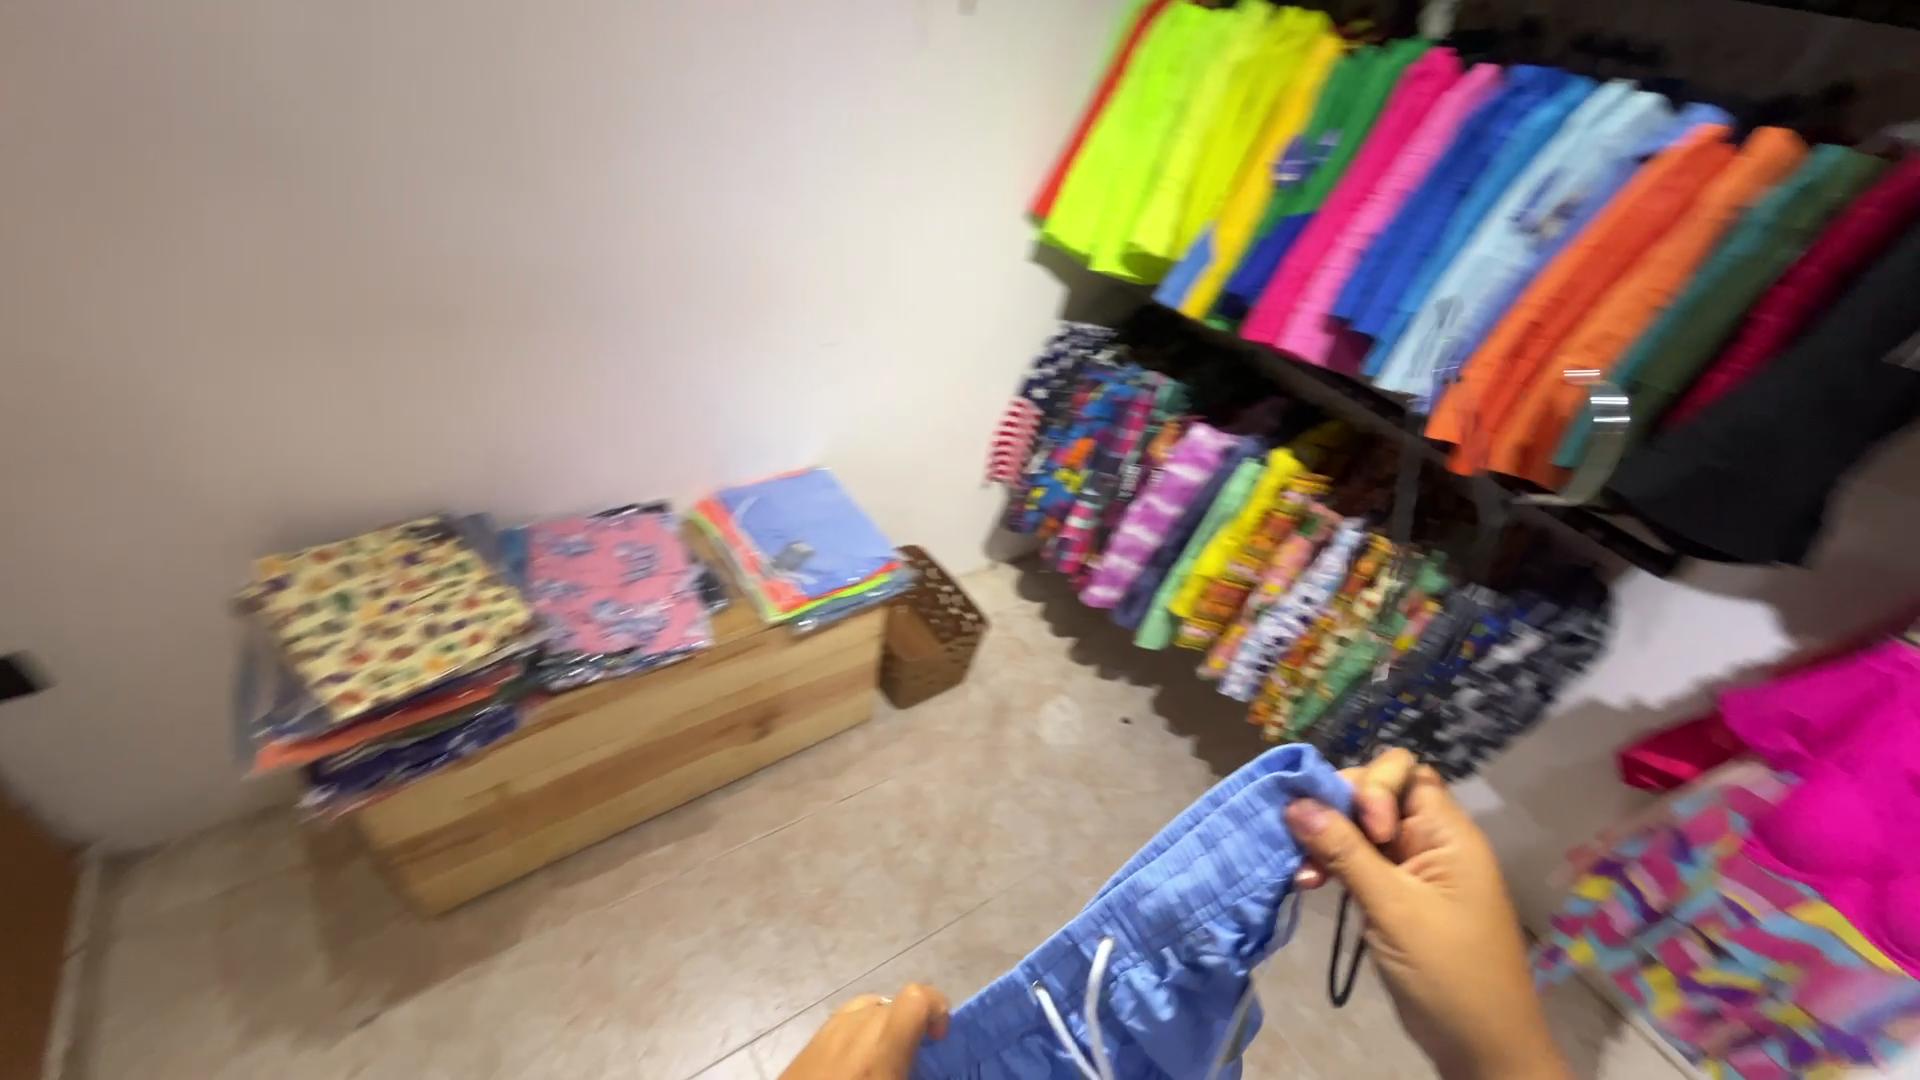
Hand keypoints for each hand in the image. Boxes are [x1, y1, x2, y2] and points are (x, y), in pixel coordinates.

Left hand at [780, 984, 950, 1079]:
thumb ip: (913, 1073)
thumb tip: (922, 1069)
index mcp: (879, 1054)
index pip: (914, 998)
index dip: (936, 1007)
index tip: (940, 1039)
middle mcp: (852, 1034)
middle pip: (891, 1004)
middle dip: (910, 1027)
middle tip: (914, 1065)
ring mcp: (823, 1037)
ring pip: (863, 1009)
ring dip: (882, 1028)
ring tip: (884, 1065)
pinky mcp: (802, 1051)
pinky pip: (839, 1026)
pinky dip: (855, 1038)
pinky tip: (853, 1072)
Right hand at [1285, 750, 1570, 1079]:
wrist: (1482, 1051)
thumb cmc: (1449, 973)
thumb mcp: (1393, 907)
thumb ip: (1344, 850)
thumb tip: (1296, 801)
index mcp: (1447, 834)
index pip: (1405, 772)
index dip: (1374, 786)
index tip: (1363, 826)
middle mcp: (1430, 841)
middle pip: (1374, 793)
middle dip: (1336, 810)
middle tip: (1312, 842)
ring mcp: (1411, 868)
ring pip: (1358, 827)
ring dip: (1326, 840)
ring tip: (1304, 872)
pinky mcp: (1394, 893)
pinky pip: (1356, 859)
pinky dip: (1331, 865)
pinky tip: (1308, 882)